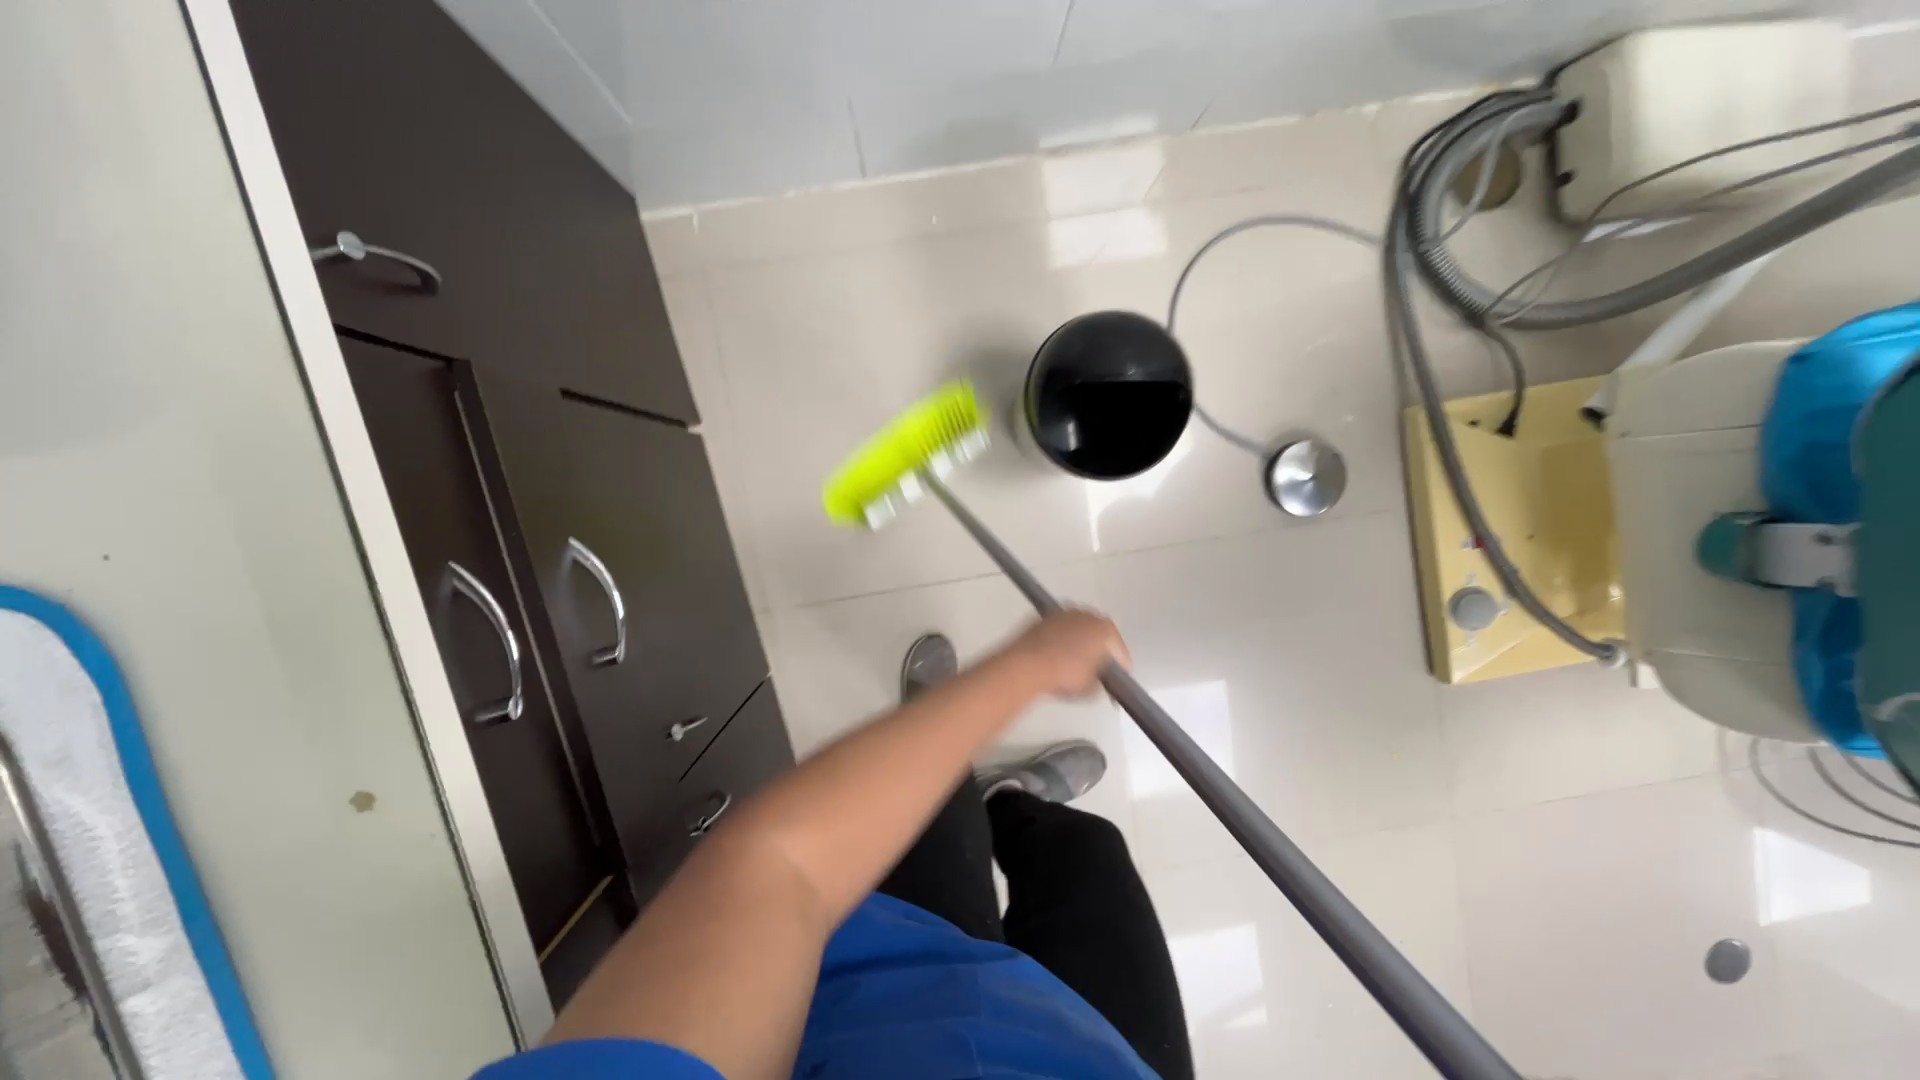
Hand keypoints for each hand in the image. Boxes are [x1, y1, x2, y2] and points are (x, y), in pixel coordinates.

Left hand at [998, 609, 1128, 698]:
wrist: (1027, 665)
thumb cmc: (1063, 674)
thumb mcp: (1091, 688)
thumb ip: (1101, 681)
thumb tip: (1097, 680)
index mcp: (1105, 629)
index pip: (1119, 650)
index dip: (1120, 668)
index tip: (1117, 679)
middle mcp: (1087, 614)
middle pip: (1100, 634)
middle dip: (1099, 650)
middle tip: (1096, 670)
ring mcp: (1065, 613)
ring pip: (1080, 629)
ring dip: (1080, 642)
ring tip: (1074, 663)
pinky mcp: (1045, 616)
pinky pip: (1061, 630)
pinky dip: (1062, 640)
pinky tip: (1057, 655)